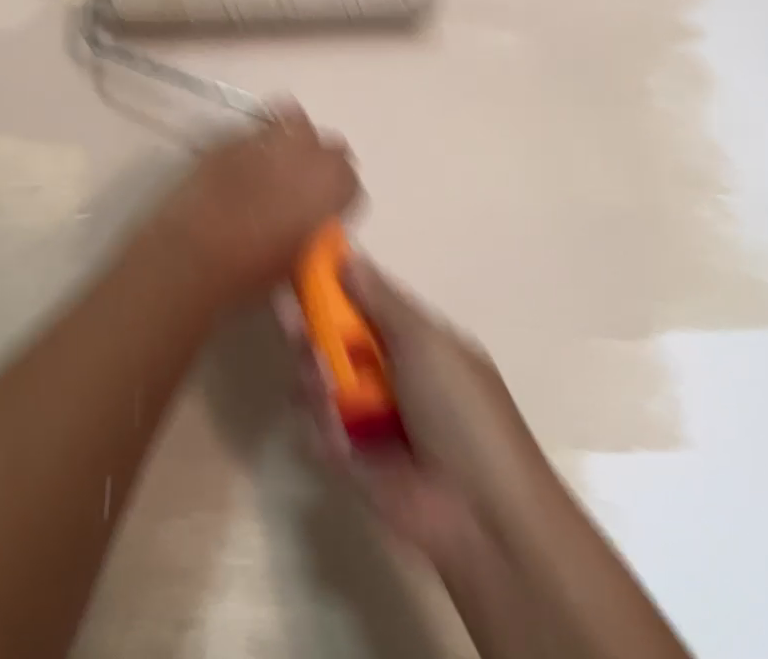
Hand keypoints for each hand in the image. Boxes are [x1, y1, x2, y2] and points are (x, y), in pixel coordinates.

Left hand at [137, 102, 359, 303]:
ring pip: (293, 126)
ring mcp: (265, 138)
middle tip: (300, 190)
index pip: (351, 181)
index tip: (324, 213)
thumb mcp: (299, 262)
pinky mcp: (229, 137)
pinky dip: (255, 143)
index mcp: (331, 185)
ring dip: (290, 144)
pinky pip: (254, 130)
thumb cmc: (251, 269)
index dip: (338, 197)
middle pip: (329, 147)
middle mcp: (306, 152)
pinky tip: (243, 165)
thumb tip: (315, 229)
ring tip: (274, 168)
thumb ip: (317, 236)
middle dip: (319, 165)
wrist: (191, 253)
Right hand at [287, 258, 521, 564]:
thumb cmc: (460, 412)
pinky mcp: (347, 456)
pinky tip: (341, 437)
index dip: (331, 286)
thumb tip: (346, 256)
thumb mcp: (426, 343)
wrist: (478, 512)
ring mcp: (364, 415)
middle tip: (289, 319)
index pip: (361, 302)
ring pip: (315, 380)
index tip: (298, 268)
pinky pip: (314, 426)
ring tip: (325, 389)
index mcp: (414, 341)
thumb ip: (380, 299)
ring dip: (314, 379)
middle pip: (329, 339)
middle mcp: (386, 373)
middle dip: (308, 330)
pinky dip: (323, 426)